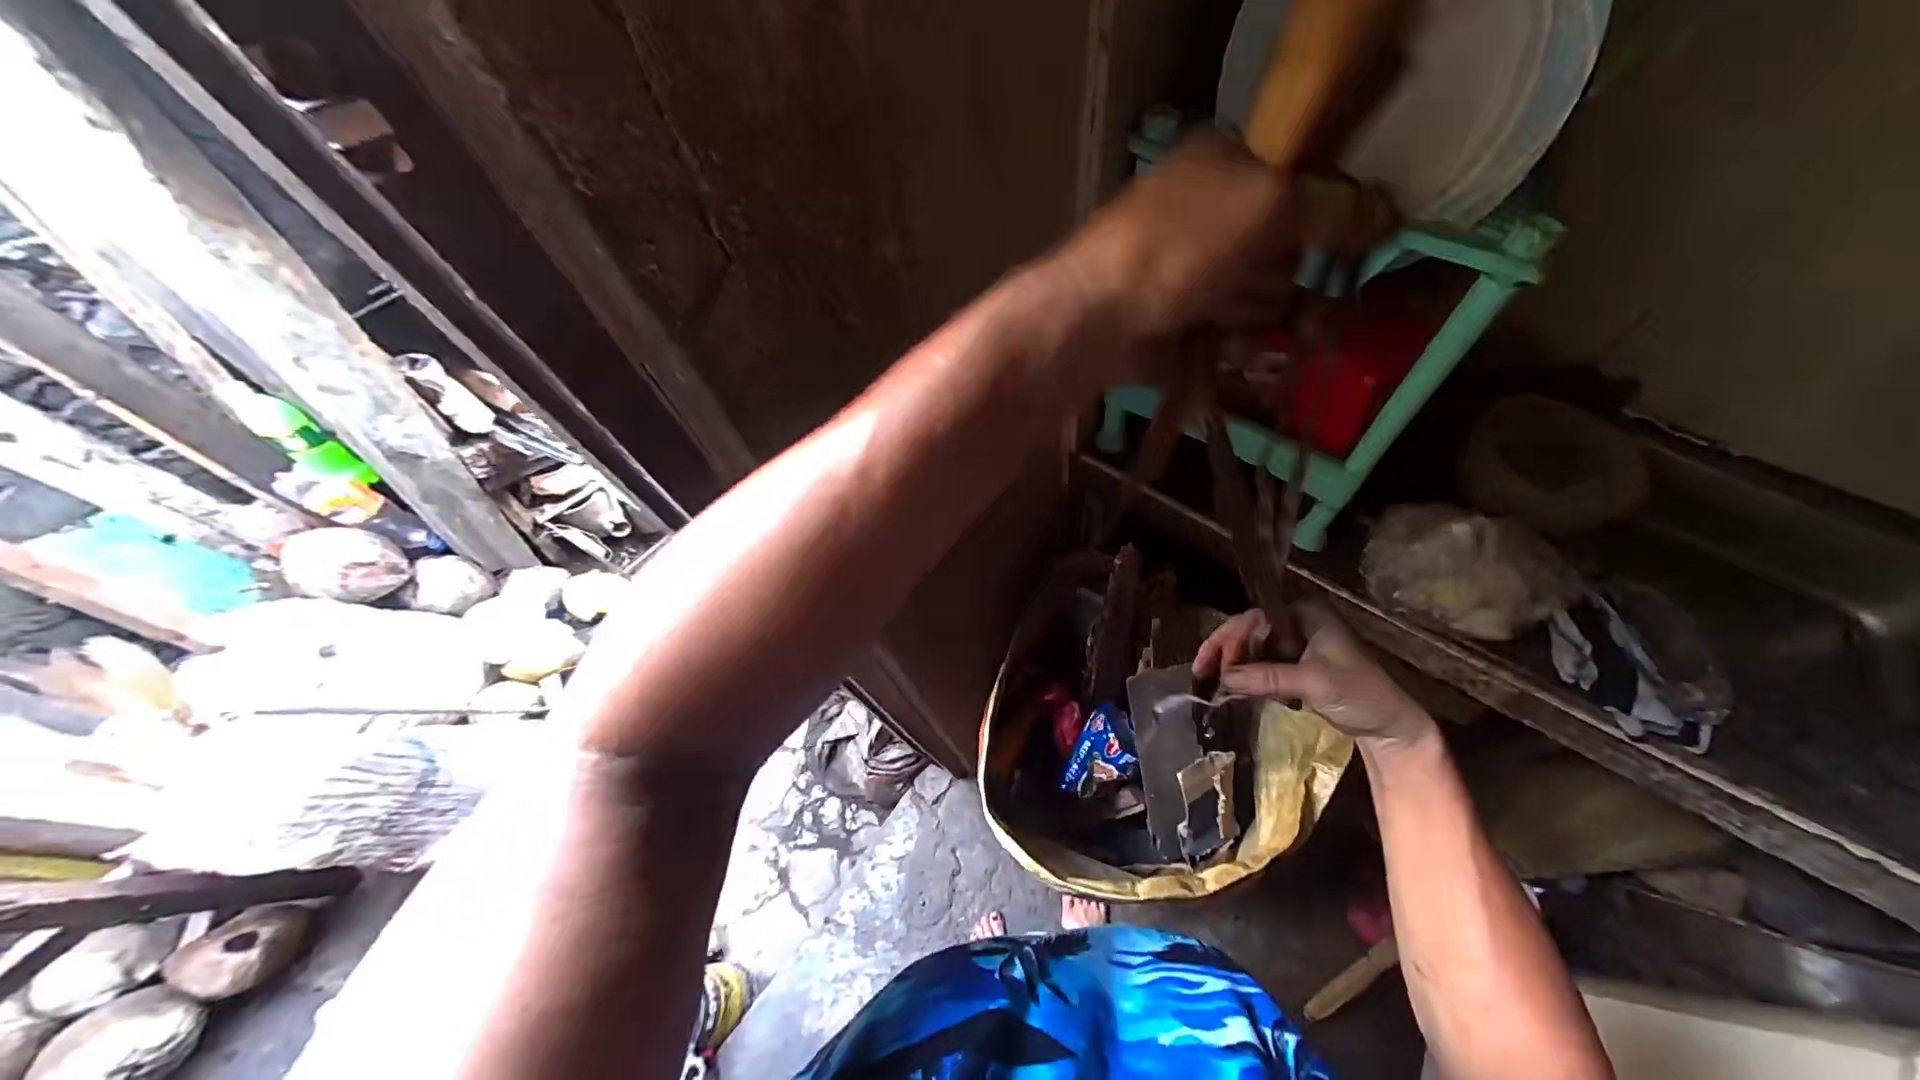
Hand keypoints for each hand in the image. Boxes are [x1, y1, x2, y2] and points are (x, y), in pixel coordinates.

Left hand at [1049, 135, 1394, 349]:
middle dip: (1285, 276)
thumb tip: (1387, 212)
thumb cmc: (1174, 249)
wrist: (1091, 321)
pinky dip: (1236, 343)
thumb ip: (1331, 205)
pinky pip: (1237, 335)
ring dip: (1257, 313)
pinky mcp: (1185, 327)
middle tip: (1261, 285)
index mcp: (1226, 165)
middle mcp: (1212, 217)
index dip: (1331, 215)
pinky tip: (1221, 345)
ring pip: (1266, 298)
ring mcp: (1196, 276)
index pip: (1306, 182)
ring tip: (1221, 316)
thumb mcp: (1264, 205)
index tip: (1352, 242)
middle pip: (1289, 249)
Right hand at [1193, 602, 1434, 747]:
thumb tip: (1224, 679)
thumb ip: (1267, 677)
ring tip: (1212, 682)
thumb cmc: (1359, 693)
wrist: (1391, 726)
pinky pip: (1260, 664)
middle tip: (1204, 673)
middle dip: (1225, 651)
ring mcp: (1295, 643)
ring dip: (1231, 664)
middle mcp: (1297, 621)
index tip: (1214, 664)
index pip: (1255, 618)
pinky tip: (1231, 687)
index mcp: (1305, 613)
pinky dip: (1244, 675)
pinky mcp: (1294, 665)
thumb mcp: (1313, 682)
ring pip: (1251, 647)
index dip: (1231, 638)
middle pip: (1248, 629)